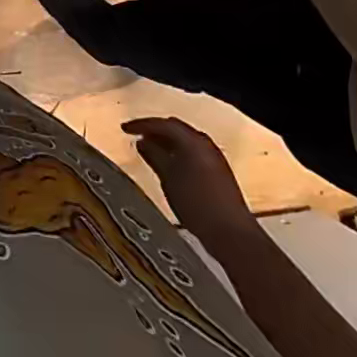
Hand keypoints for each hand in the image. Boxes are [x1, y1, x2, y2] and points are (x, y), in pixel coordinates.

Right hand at [124, 117, 254, 240]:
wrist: (231, 232)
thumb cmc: (196, 203)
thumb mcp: (168, 178)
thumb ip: (154, 156)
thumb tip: (142, 142)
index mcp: (192, 140)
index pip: (163, 124)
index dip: (142, 124)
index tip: (125, 128)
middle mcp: (205, 144)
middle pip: (176, 129)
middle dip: (155, 131)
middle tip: (136, 136)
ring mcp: (214, 158)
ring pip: (185, 142)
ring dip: (166, 144)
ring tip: (149, 151)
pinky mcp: (218, 172)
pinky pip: (193, 154)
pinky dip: (178, 154)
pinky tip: (169, 167)